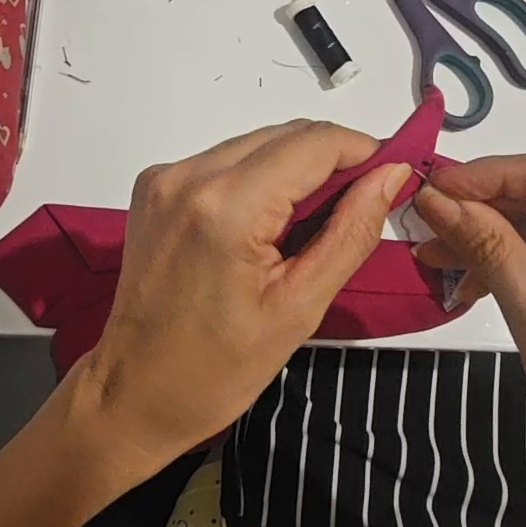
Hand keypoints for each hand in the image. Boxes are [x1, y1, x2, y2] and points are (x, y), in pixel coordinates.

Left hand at [75, 121, 414, 469]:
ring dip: (294, 171)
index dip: (363, 152)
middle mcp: (189, 175)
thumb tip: (391, 176)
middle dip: (332, 162)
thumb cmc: (218, 368)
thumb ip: (351, 232)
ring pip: (255, 144)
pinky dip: (256, 179)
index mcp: (226, 206)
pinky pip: (223, 161)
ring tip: (309, 226)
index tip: (390, 179)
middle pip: (284, 136)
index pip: (315, 143)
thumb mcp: (300, 306)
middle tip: (358, 207)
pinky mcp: (153, 186)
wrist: (134, 391)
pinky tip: (264, 225)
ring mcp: (165, 176)